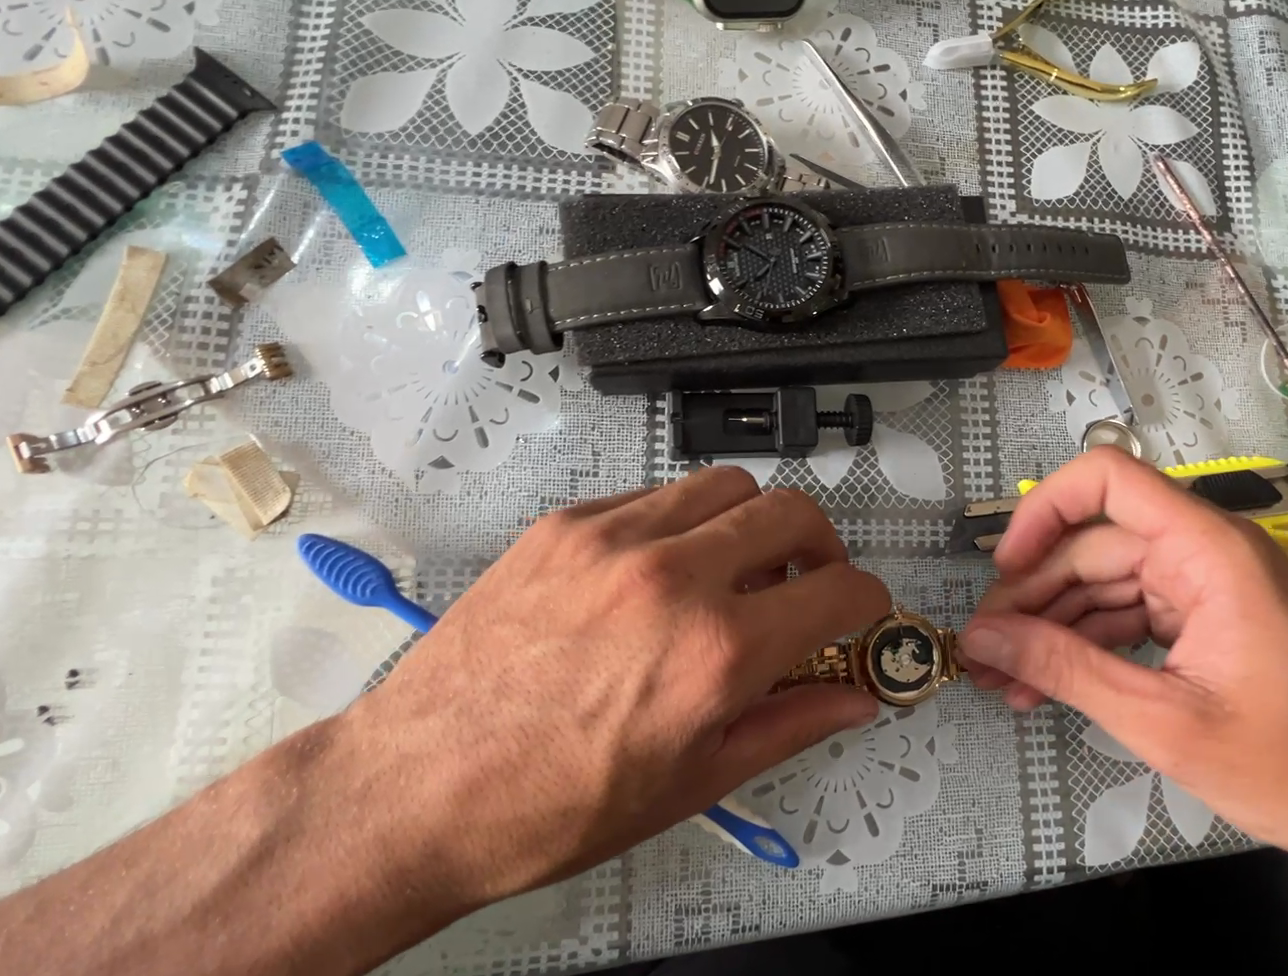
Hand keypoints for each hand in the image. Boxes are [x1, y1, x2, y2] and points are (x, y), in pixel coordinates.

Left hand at [340, 467, 887, 907]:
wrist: (420, 788)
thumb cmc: (546, 804)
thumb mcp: (693, 783)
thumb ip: (788, 724)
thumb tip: (848, 698)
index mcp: (715, 652)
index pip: (838, 591)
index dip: (866, 602)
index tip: (858, 612)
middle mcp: (671, 578)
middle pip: (792, 511)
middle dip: (822, 545)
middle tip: (809, 582)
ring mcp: (613, 539)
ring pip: (727, 484)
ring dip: (753, 520)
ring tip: (735, 569)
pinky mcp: (566, 525)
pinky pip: (654, 494)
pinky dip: (683, 520)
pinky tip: (663, 568)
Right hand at [956, 447, 1287, 877]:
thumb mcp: (1163, 723)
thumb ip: (1063, 670)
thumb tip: (982, 639)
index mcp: (1210, 552)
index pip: (1108, 480)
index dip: (1042, 510)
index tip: (1003, 570)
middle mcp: (1206, 552)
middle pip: (1093, 545)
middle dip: (1032, 597)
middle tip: (984, 652)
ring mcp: (1205, 585)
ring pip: (1103, 583)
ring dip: (1050, 629)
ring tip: (1004, 681)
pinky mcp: (1204, 618)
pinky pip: (1127, 614)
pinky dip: (1085, 645)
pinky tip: (1046, 685)